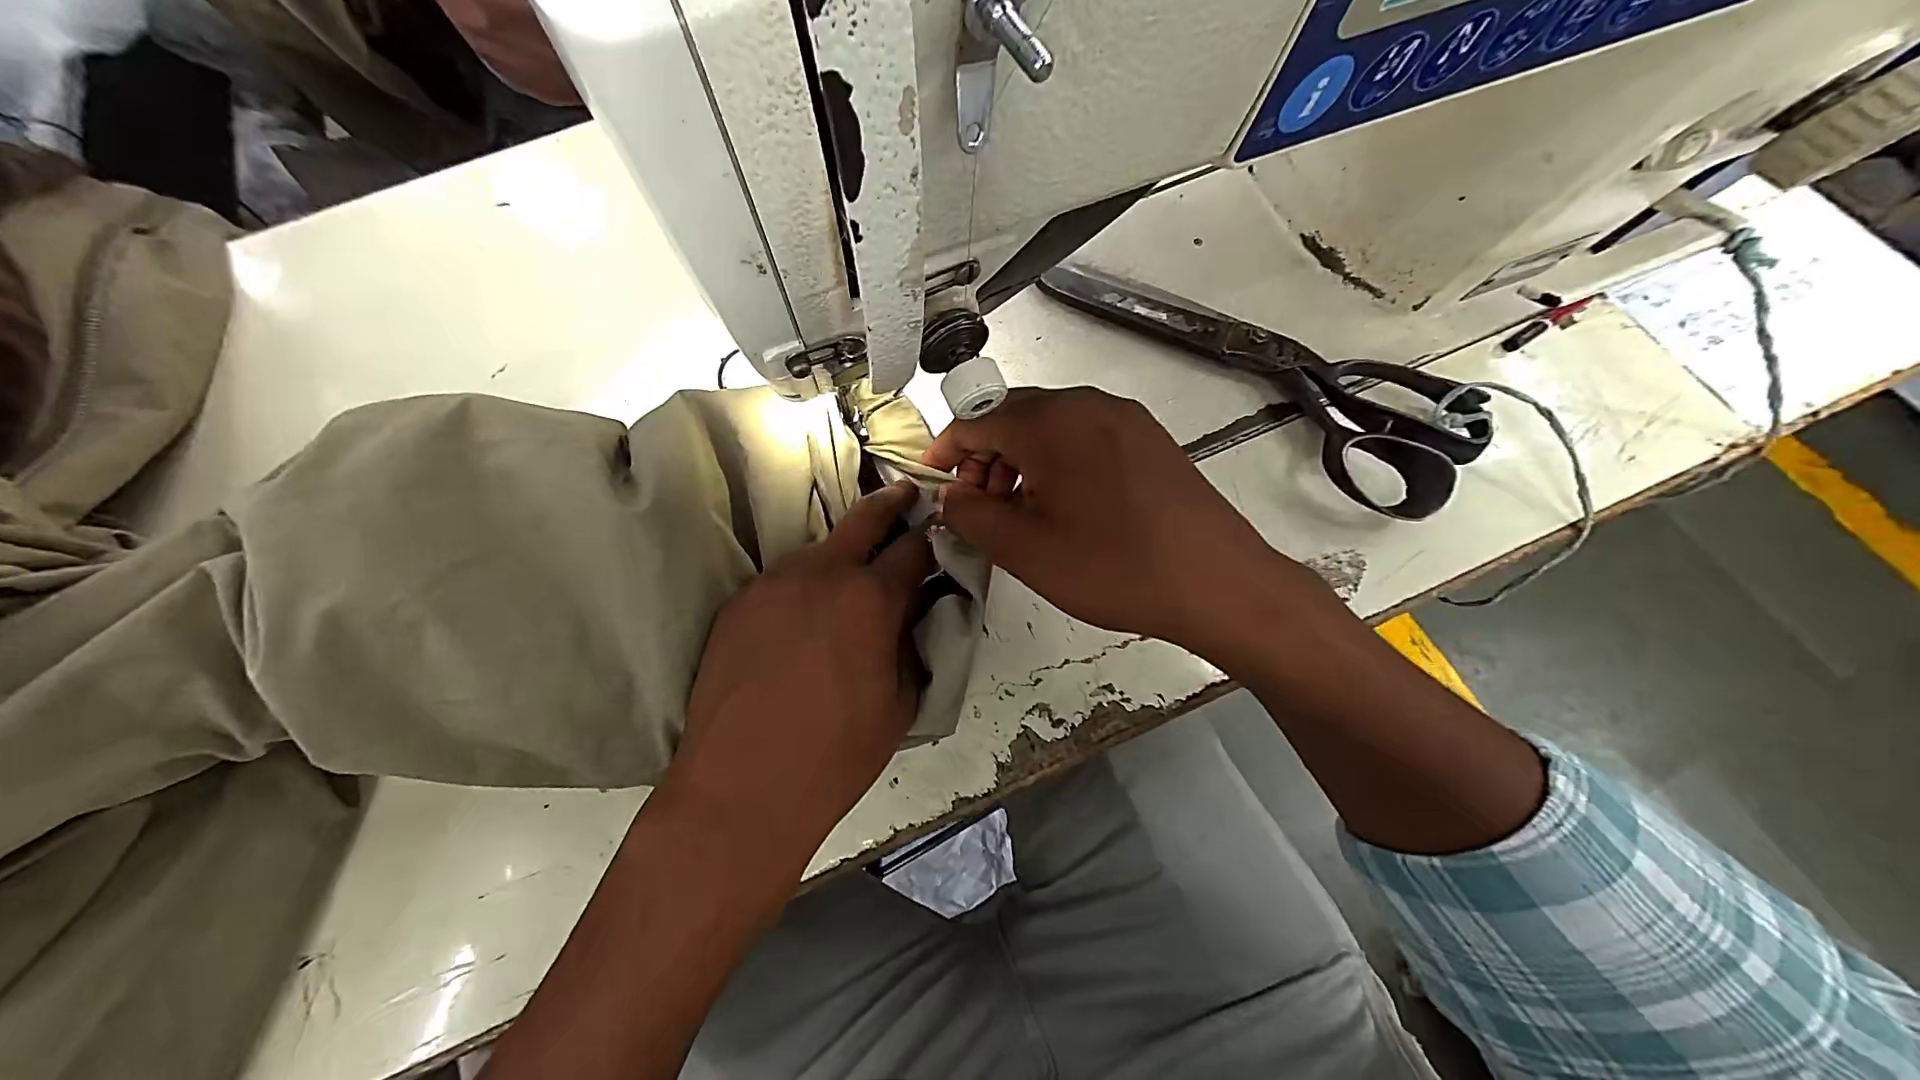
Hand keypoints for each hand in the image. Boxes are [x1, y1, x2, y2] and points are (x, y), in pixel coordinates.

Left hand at [664, 481, 935, 842]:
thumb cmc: (835, 754)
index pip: (914, 548)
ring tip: (852, 576)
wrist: (741, 785)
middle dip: (892, 504)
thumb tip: (912, 610)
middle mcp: (821, 575)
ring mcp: (773, 584)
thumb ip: (911, 642)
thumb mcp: (900, 701)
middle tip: (906, 494)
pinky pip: (783, 580)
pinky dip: (805, 585)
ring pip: (820, 550)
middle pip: (865, 519)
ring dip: (843, 554)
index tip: (940, 536)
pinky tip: (806, 616)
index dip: (933, 540)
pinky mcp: (739, 602)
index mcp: (870, 599)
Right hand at [923, 387, 1340, 659]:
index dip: (945, 452)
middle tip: (977, 508)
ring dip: (1020, 462)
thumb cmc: (1116, 567)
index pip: (975, 420)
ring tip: (1018, 513)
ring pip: (1050, 428)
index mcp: (1051, 422)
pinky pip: (1084, 438)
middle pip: (1013, 417)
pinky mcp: (1149, 439)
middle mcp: (1087, 405)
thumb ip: (971, 516)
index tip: (933, 484)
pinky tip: (1062, 507)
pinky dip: (1057, 463)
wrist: (1218, 582)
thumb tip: (949, 497)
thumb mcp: (1026, 550)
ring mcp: (1124, 419)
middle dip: (983, 459)